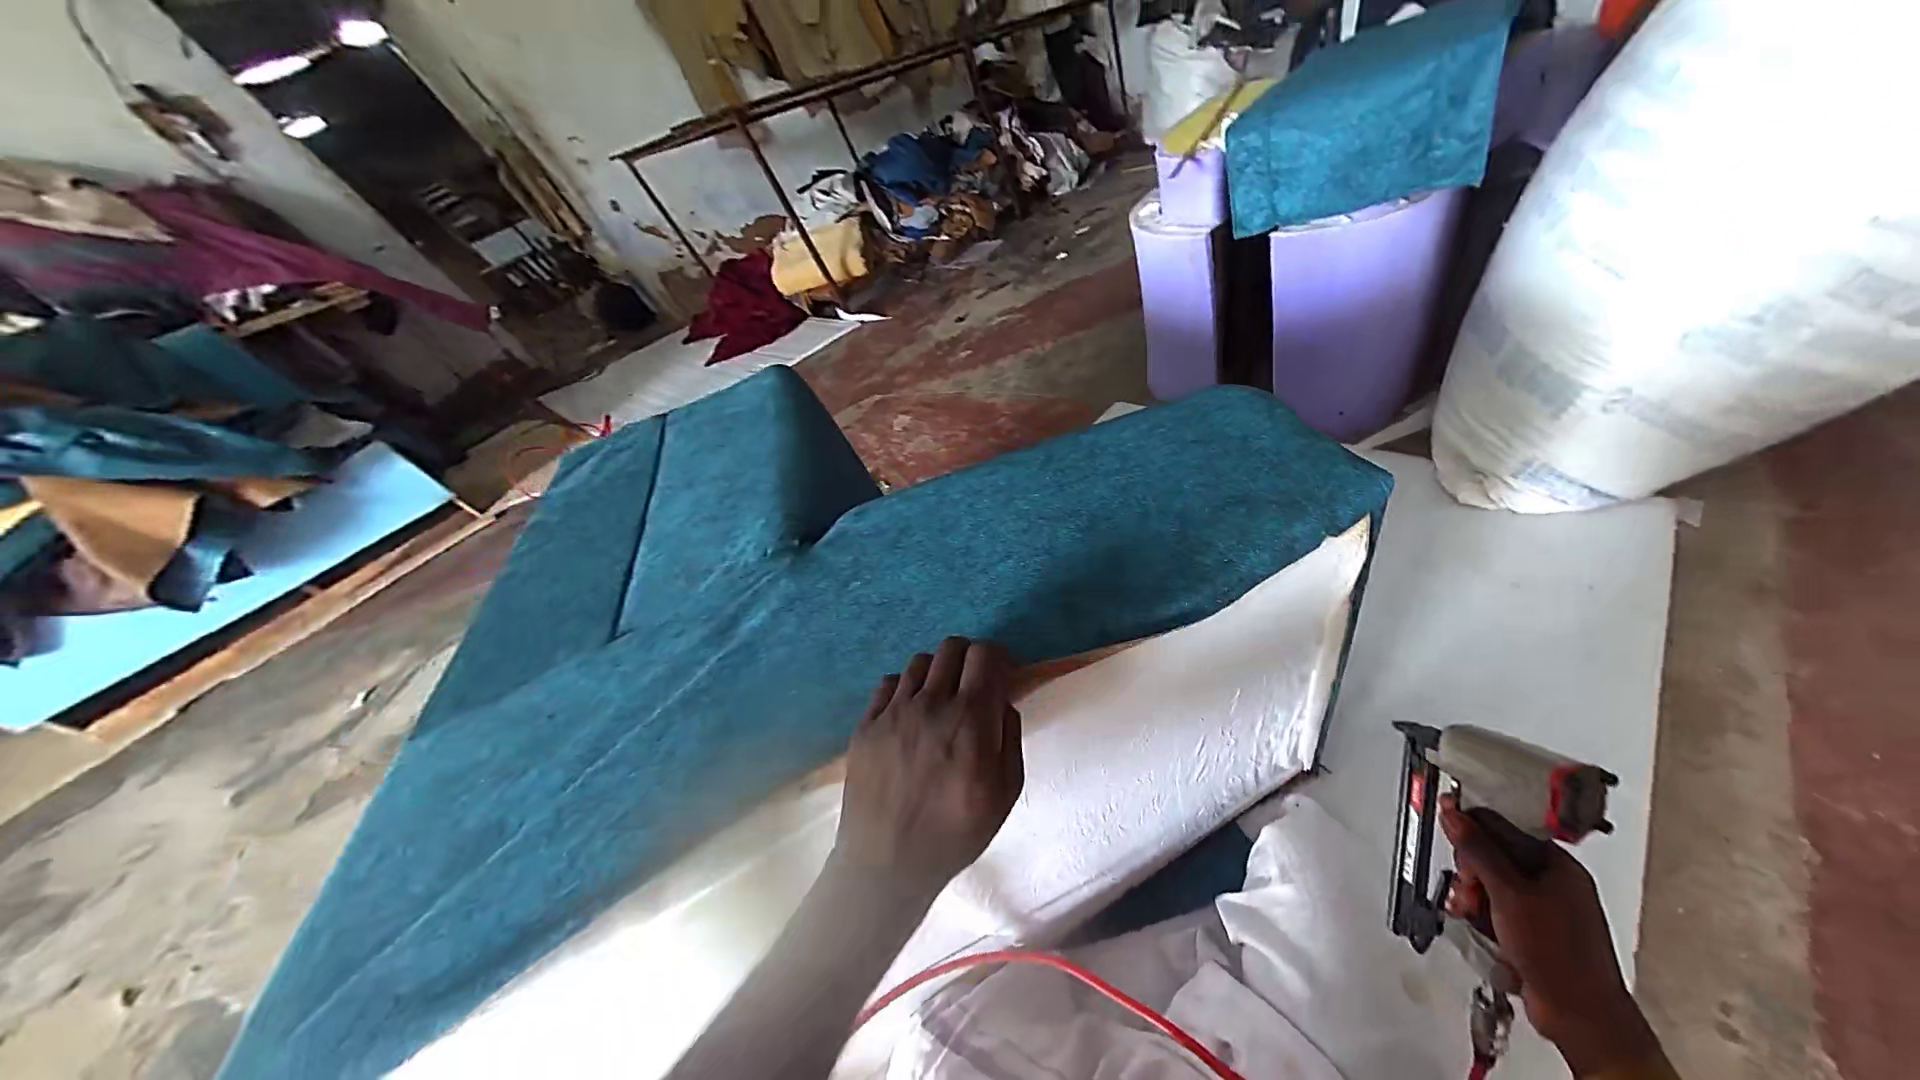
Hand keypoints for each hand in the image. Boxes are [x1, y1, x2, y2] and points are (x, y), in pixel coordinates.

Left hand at [832, 637, 1024, 901]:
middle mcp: (930, 703)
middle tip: (973, 683)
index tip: (1001, 672)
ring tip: (940, 698)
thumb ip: (1009, 738)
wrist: (887, 862)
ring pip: (920, 661)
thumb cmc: (955, 832)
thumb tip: (1001, 702)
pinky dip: (906, 688)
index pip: (985, 655)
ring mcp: (893, 711)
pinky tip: (910, 712)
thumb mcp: (1005, 793)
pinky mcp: (866, 723)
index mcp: (969, 718)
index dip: (998, 656)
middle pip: (952, 647)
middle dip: (970, 657)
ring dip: (938, 672)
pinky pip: (889, 683)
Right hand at [1441, 796, 1661, 1076]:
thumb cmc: (1561, 955)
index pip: (1502, 826)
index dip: (1473, 827)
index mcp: (1557, 865)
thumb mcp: (1509, 893)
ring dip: (1471, 896)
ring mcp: (1538, 907)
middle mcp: (1549, 883)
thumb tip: (1455, 815)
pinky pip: (1490, 908)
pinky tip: (1481, 926)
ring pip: (1485, 883)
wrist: (1577, 1014)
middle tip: (1470, 886)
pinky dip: (1479, 915)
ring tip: (1473, 912)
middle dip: (1470, 871)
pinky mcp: (1527, 929)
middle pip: (1489, 856)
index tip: (1447, 821)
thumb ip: (1478, 850)